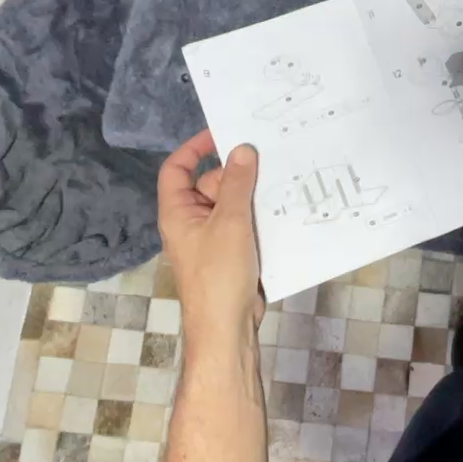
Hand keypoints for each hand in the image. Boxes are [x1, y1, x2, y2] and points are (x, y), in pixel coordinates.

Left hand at [156, 130, 263, 340]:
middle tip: (270, 159)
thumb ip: (237, 184)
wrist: (227, 327)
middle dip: (238, 173)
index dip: (194, 148)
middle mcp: (193, 221)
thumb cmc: (219, 274)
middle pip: (212, 183)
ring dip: (253, 194)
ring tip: (283, 179)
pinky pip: (246, 223)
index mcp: (178, 212)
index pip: (177, 169)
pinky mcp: (234, 252)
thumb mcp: (230, 222)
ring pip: (233, 203)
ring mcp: (214, 238)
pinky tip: (285, 207)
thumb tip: (243, 149)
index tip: (222, 134)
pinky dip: (261, 215)